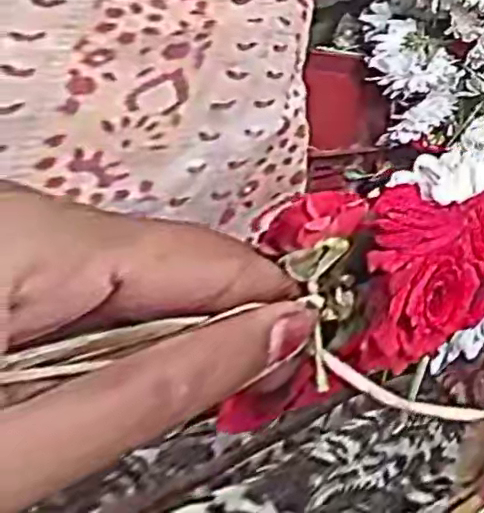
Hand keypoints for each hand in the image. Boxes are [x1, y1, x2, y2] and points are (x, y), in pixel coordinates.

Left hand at [0, 183, 313, 510]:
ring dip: (118, 346)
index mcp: (31, 239)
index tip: (305, 354)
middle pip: (162, 269)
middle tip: (187, 401)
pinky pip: (49, 290)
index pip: (224, 260)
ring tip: (57, 416)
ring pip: (105, 283)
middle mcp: (11, 215)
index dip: (277, 306)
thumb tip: (286, 333)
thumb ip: (158, 388)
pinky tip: (18, 392)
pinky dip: (61, 343)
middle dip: (188, 333)